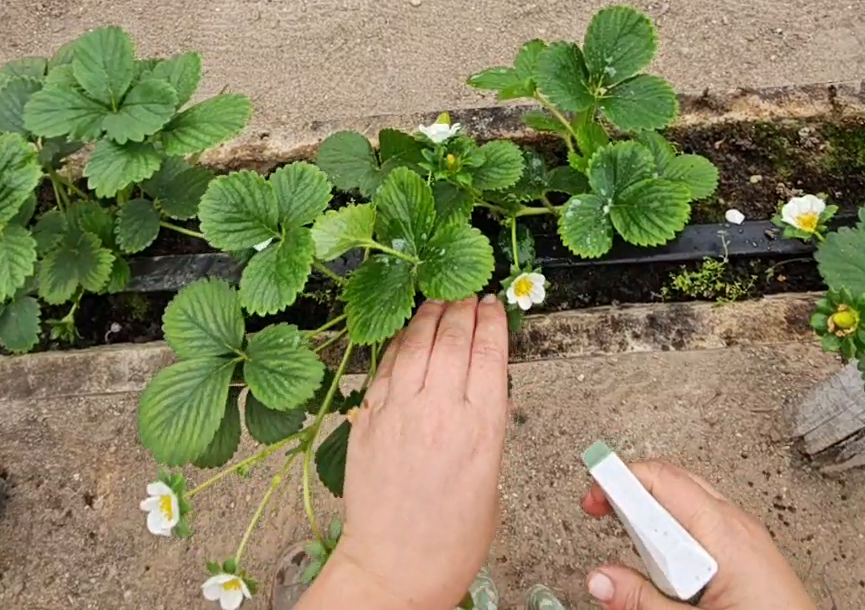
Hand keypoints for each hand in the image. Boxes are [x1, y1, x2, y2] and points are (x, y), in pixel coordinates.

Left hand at [300, 296, 509, 609]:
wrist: (393, 570)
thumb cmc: (450, 539)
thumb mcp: (490, 479)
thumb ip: (484, 426)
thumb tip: (478, 386)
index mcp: (480, 429)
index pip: (489, 352)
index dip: (492, 320)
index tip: (494, 305)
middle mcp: (440, 411)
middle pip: (454, 337)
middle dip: (463, 308)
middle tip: (467, 295)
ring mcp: (400, 410)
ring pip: (417, 341)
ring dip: (431, 315)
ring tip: (440, 301)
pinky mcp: (370, 417)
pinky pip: (387, 364)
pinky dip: (401, 341)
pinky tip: (409, 333)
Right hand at [581, 460, 815, 609]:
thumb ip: (642, 601)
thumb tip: (600, 578)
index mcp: (724, 534)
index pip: (659, 480)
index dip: (618, 480)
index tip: (591, 493)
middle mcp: (738, 526)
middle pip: (672, 481)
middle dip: (631, 492)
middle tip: (600, 512)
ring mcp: (750, 539)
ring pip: (689, 501)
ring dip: (655, 515)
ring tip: (634, 548)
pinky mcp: (754, 556)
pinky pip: (706, 524)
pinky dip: (677, 533)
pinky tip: (669, 566)